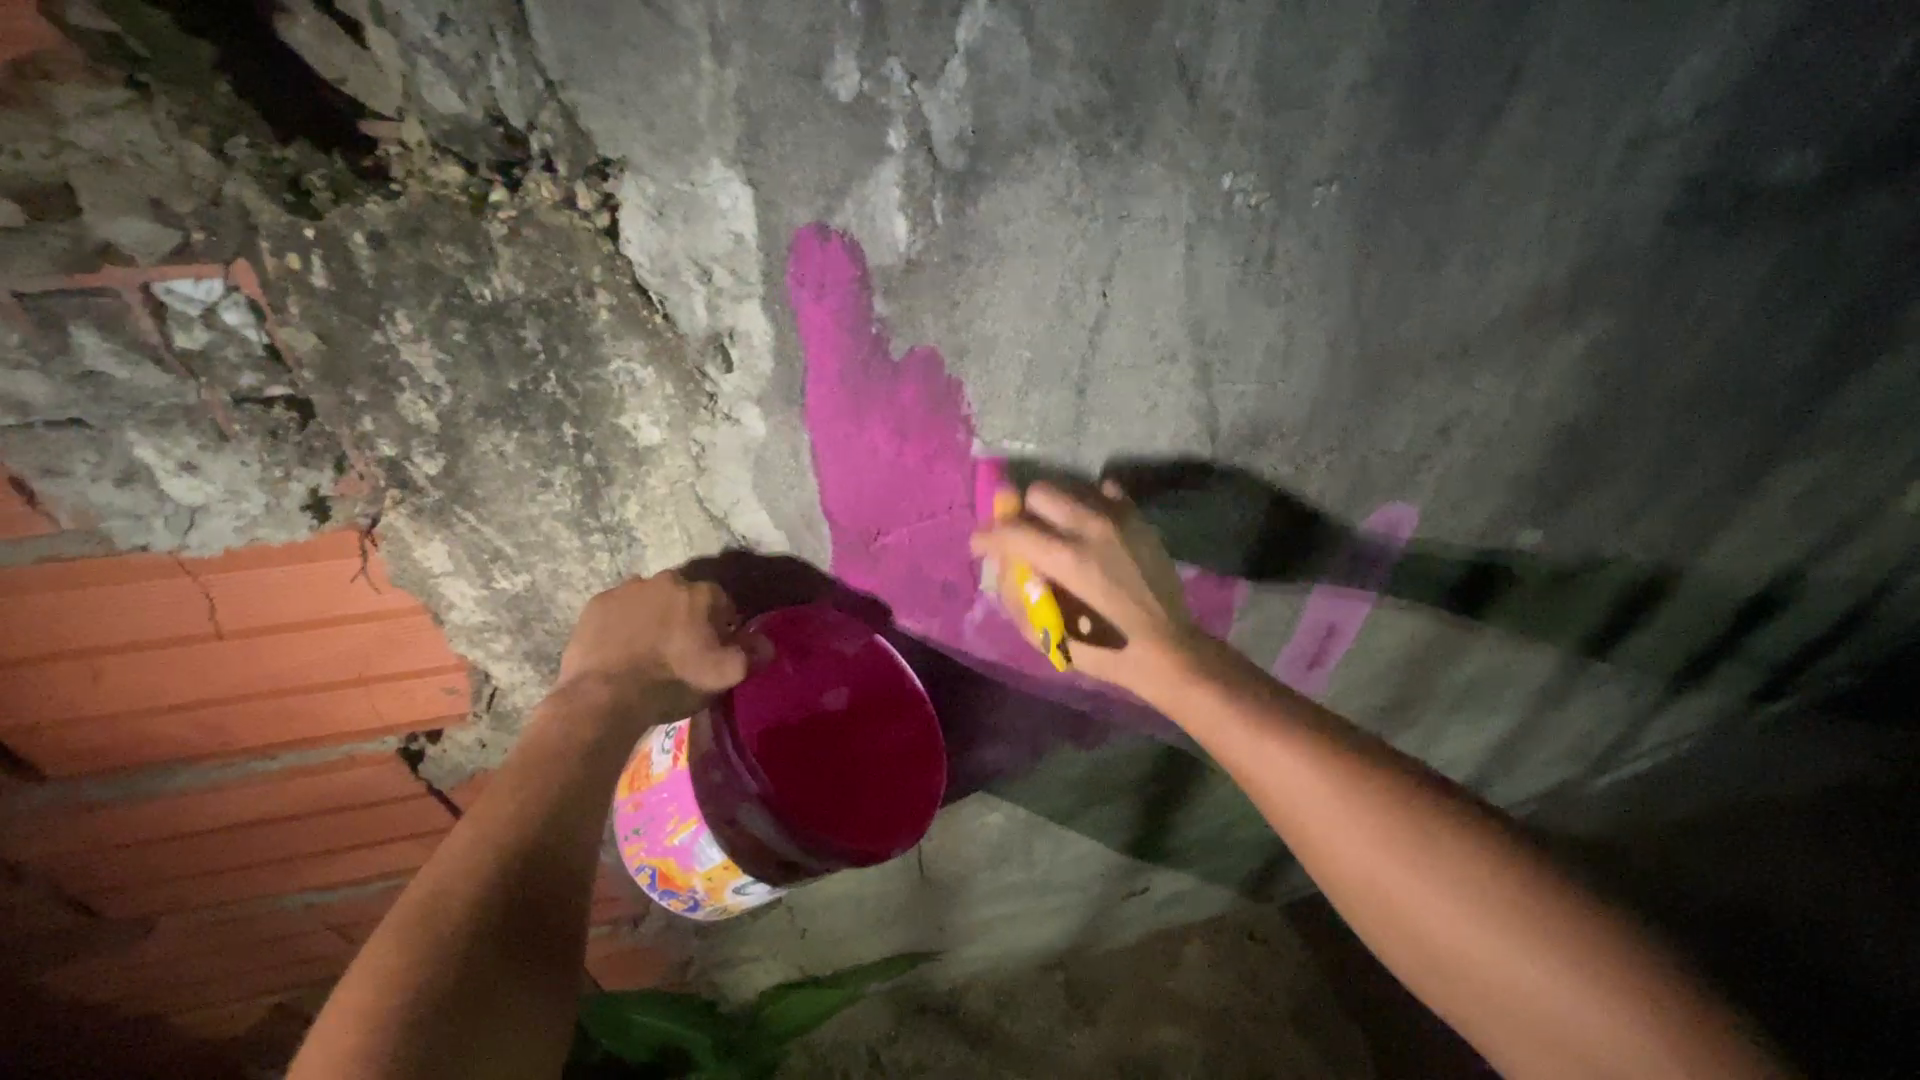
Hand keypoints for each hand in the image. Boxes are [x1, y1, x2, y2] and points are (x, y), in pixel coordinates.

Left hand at [553, 570, 768, 725]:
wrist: (606, 695)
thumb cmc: (672, 681)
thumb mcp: (724, 675)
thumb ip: (752, 655)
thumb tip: (767, 643)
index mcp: (701, 593)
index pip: (723, 603)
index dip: (721, 627)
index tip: (713, 650)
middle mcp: (666, 580)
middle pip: (684, 597)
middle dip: (685, 617)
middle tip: (680, 651)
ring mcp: (627, 589)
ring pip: (649, 600)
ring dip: (653, 617)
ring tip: (648, 650)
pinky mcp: (596, 603)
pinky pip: (618, 609)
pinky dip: (622, 624)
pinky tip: (621, 649)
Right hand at [971, 480, 1201, 693]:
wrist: (1165, 646)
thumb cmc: (1103, 648)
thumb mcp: (1046, 634)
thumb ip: (1016, 594)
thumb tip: (1003, 565)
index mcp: (1066, 558)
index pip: (1010, 530)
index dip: (986, 537)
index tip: (980, 547)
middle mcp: (1090, 527)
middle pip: (1039, 492)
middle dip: (1024, 514)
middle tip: (1027, 538)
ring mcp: (1119, 518)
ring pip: (1071, 487)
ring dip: (1057, 508)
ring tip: (1060, 533)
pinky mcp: (1138, 519)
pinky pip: (1105, 491)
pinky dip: (1090, 504)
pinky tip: (1090, 528)